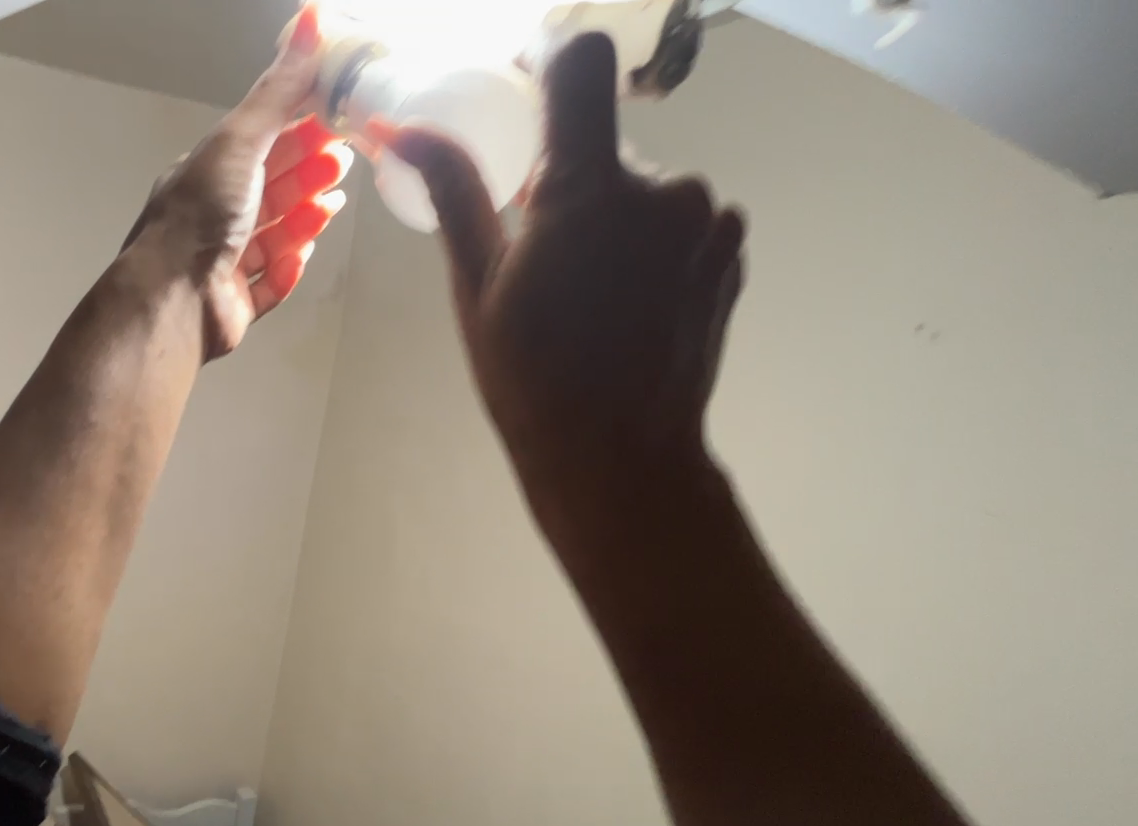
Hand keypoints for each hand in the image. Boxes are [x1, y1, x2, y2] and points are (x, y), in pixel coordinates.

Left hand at [123, 6, 352, 358]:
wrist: (172, 299)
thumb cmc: (201, 215)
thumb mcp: (238, 142)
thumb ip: (277, 92)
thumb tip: (311, 16)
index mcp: (205, 175)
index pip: (258, 146)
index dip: (297, 131)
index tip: (335, 120)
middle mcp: (212, 217)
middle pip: (268, 191)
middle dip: (307, 173)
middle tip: (344, 160)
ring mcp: (223, 264)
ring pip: (272, 237)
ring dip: (303, 218)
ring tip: (334, 203)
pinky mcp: (235, 304)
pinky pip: (269, 282)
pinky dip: (288, 267)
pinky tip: (307, 251)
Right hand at [391, 33, 746, 511]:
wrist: (618, 454)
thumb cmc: (530, 379)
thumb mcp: (477, 289)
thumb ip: (457, 195)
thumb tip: (406, 131)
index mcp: (588, 191)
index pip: (579, 62)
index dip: (547, 59)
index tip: (522, 87)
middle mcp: (663, 185)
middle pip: (603, 143)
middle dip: (567, 180)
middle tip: (536, 256)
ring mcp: (708, 217)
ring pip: (641, 187)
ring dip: (608, 216)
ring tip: (583, 293)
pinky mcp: (731, 248)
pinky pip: (678, 219)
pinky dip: (646, 242)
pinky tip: (624, 303)